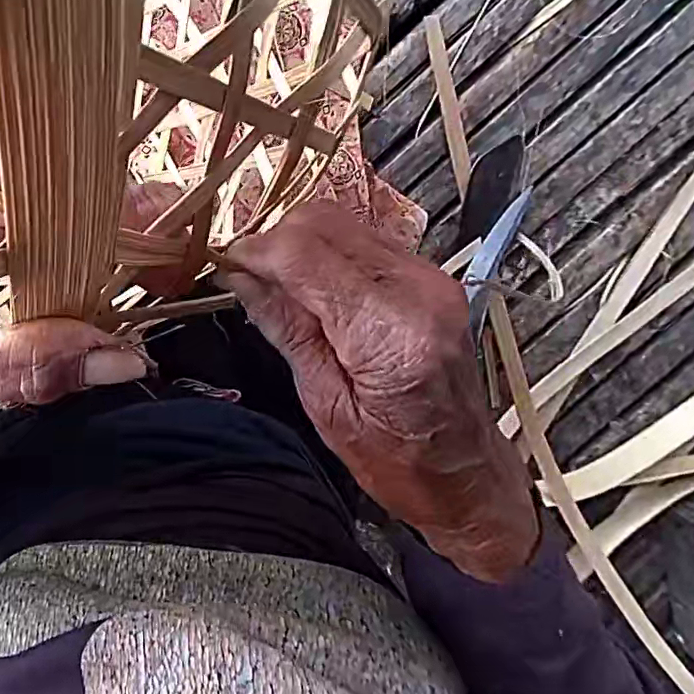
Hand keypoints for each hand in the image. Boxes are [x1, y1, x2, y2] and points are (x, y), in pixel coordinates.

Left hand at [0, 175, 172, 480]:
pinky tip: (92, 280)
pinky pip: (30, 226)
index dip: (121, 229)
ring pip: (48, 212)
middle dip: (119, 232)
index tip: (172, 257)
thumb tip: (121, 357)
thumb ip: (28, 366)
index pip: (54, 210)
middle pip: (57, 201)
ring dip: (97, 241)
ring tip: (144, 274)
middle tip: (169, 270)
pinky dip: (69, 250)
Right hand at [220, 201, 538, 580]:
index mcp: (390, 331)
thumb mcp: (323, 401)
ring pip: (338, 220)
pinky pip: (358, 236)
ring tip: (274, 280)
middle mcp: (416, 288)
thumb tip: (237, 277)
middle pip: (320, 222)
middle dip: (272, 240)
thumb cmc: (397, 459)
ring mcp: (427, 275)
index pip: (303, 253)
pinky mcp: (427, 273)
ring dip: (296, 241)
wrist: (467, 473)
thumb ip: (283, 326)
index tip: (226, 265)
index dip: (254, 251)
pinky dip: (322, 248)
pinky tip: (308, 282)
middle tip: (246, 274)